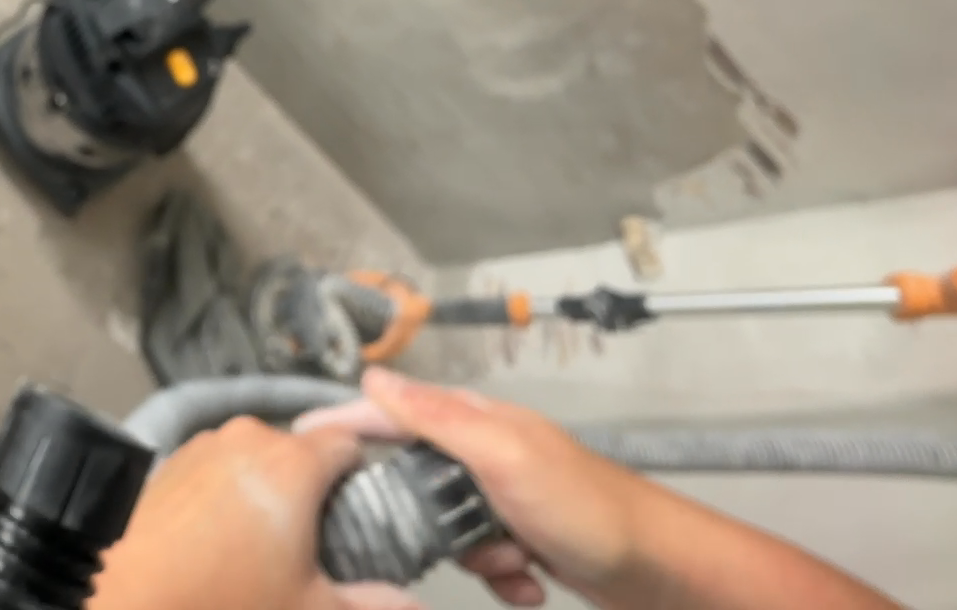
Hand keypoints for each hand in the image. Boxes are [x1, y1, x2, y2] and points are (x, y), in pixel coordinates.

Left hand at [88, 416, 421, 609]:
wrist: (127, 598)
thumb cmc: (227, 602)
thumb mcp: (310, 609)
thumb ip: (373, 604)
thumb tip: (418, 609)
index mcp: (291, 461)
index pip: (346, 441)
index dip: (361, 471)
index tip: (362, 509)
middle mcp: (250, 436)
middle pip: (300, 450)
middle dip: (312, 488)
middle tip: (310, 543)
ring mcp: (207, 441)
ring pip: (258, 455)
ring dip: (268, 486)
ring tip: (259, 543)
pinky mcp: (175, 455)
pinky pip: (221, 461)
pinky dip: (230, 486)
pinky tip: (218, 533)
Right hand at [297, 367, 655, 607]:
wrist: (661, 571)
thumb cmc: (585, 506)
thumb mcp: (501, 455)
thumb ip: (434, 415)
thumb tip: (371, 378)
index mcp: (467, 418)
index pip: (386, 410)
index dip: (340, 422)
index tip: (295, 440)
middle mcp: (475, 446)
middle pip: (411, 477)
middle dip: (427, 520)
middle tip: (453, 542)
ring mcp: (494, 488)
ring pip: (443, 523)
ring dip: (471, 554)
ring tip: (510, 564)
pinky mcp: (512, 526)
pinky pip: (476, 551)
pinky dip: (497, 571)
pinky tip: (526, 579)